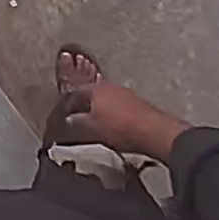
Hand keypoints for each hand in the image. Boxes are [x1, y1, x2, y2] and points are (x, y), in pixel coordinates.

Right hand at [51, 50, 189, 161]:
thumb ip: (75, 123)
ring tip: (96, 119)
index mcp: (93, 89)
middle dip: (83, 103)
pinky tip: (114, 121)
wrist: (154, 133)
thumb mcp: (90, 128)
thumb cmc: (118, 128)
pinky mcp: (137, 103)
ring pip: (105, 98)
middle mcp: (108, 86)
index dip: (67, 105)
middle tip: (78, 114)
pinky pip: (118, 104)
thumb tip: (68, 121)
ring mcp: (124, 93)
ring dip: (99, 106)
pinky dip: (112, 111)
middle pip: (90, 93)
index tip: (64, 114)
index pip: (73, 93)